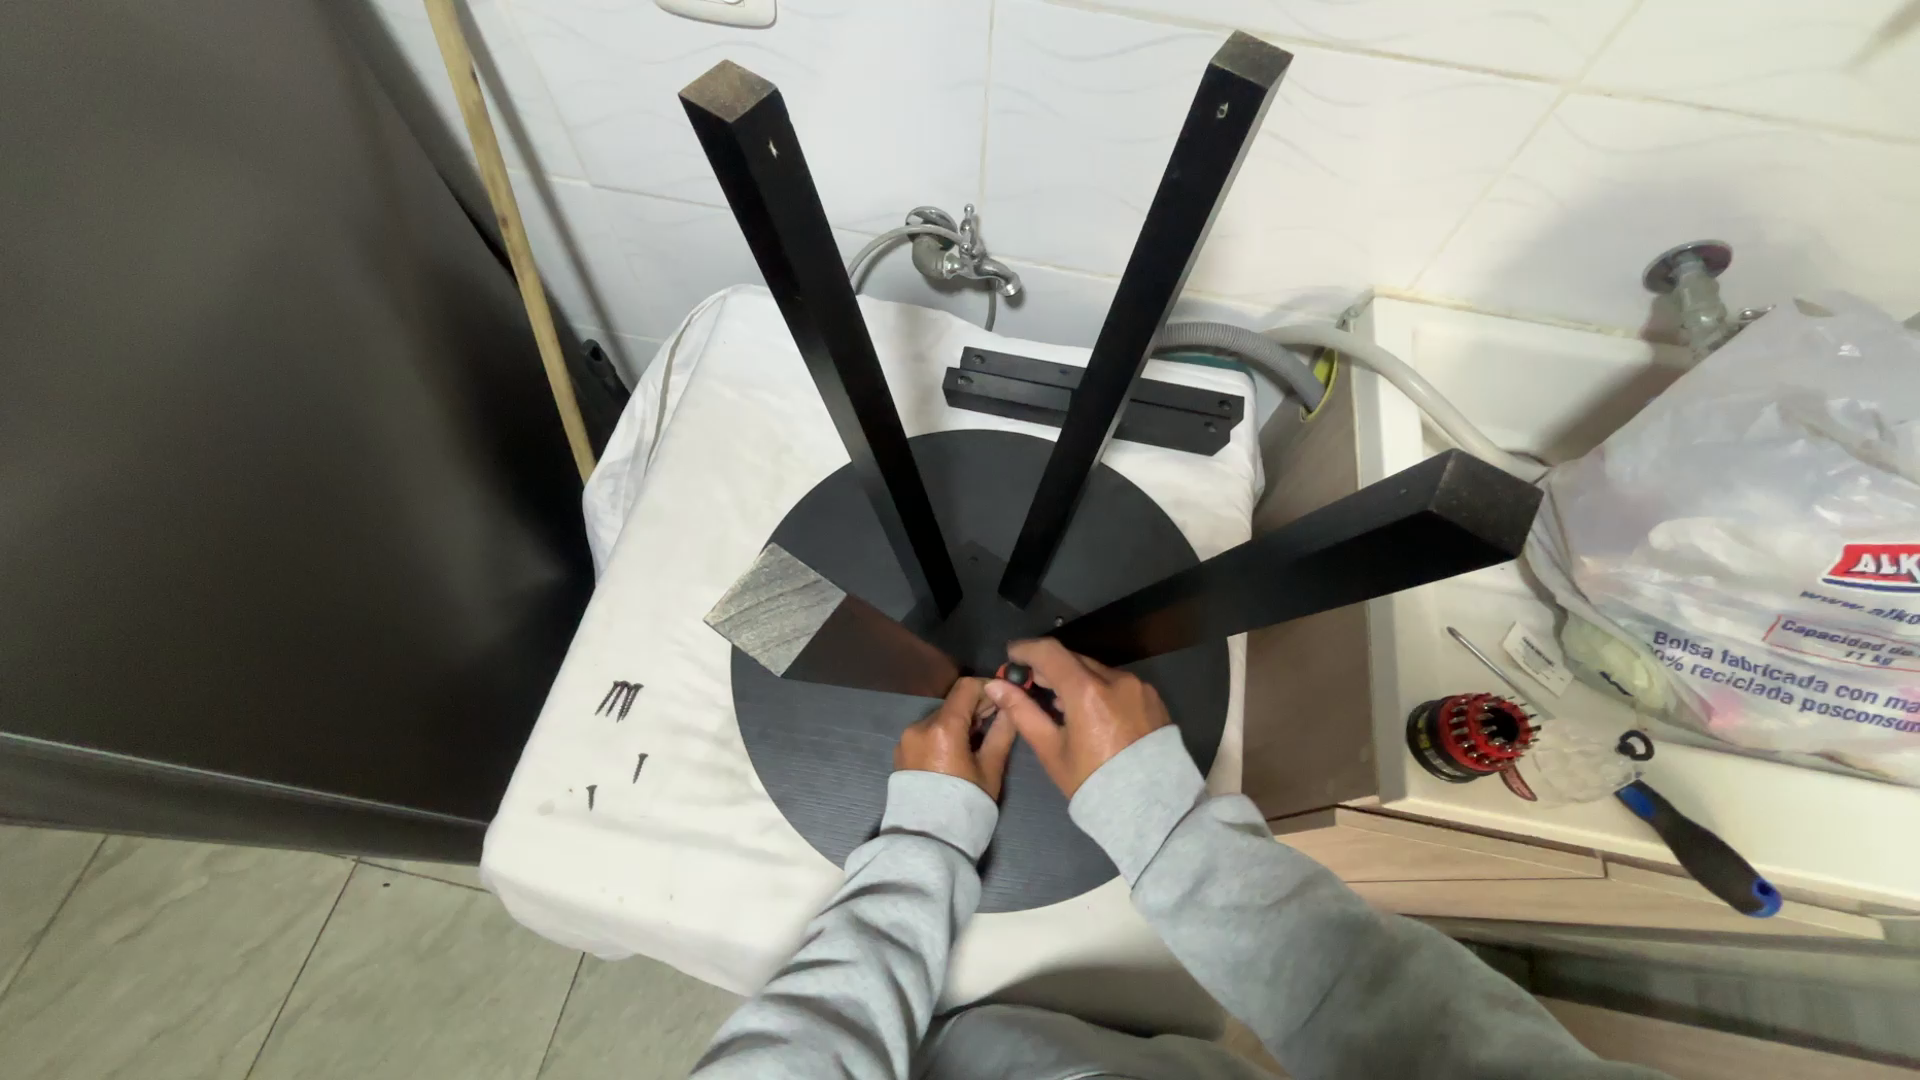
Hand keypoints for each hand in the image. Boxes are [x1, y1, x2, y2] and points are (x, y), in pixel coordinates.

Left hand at [894, 677, 1016, 799]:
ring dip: (960, 722)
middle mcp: (919, 726)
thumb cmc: (965, 806)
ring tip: (978, 743)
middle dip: (976, 708)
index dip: (987, 687)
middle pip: (953, 704)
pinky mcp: (901, 753)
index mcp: (942, 728)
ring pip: (940, 718)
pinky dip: (944, 735)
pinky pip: (927, 734)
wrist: (927, 842)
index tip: (1003, 698)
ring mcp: (907, 739)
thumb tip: (1011, 708)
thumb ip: (1002, 732)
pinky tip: (957, 755)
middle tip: (997, 722)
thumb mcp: (990, 769)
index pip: (966, 688)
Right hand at [985, 638, 1169, 797]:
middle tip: (1030, 683)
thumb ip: (1022, 712)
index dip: (1027, 649)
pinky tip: (1091, 713)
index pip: (1050, 652)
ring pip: (1097, 671)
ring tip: (1060, 704)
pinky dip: (1099, 689)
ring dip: (1075, 679)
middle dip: (1049, 667)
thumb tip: (996, 686)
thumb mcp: (1051, 750)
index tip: (1012, 656)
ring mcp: (1138, 687)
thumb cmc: (1093, 782)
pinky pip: (1118, 684)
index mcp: (1087, 691)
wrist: (1152, 809)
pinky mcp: (1153, 698)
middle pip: (1074, 659)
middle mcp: (1116, 679)